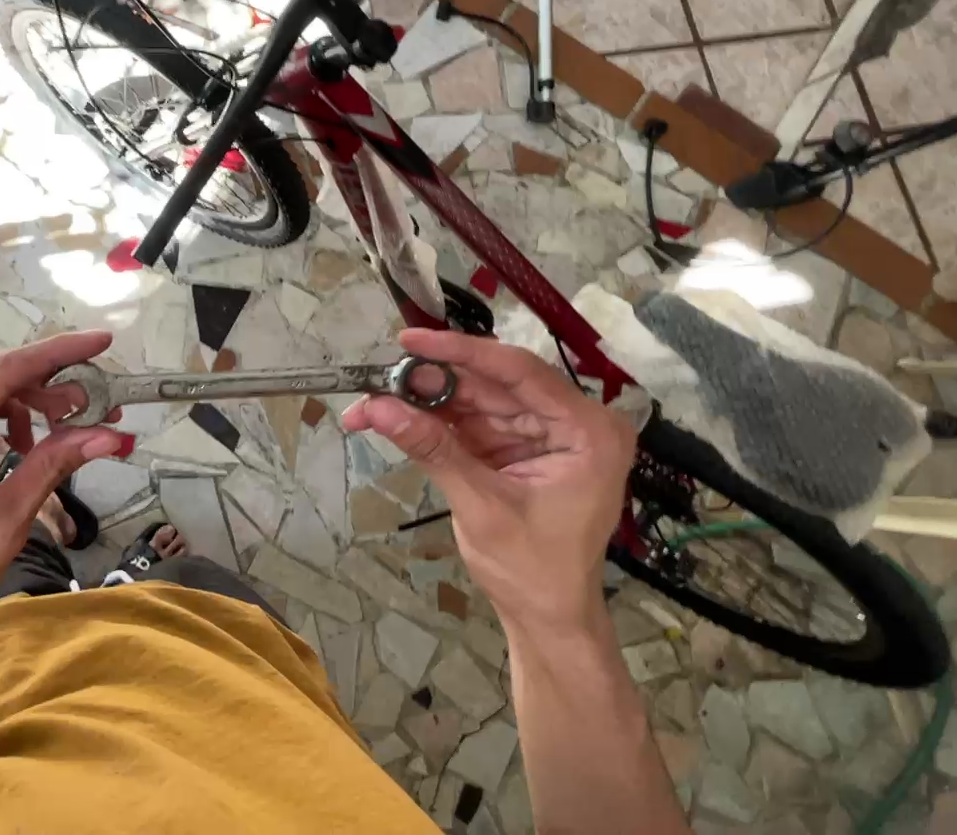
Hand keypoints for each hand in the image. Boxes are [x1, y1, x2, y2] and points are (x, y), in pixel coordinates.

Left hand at [0, 332, 125, 665]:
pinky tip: (26, 445)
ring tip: (69, 426)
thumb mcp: (5, 521)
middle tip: (100, 401)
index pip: (2, 372)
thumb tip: (111, 435)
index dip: (57, 354)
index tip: (102, 341)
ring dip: (30, 399)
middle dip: (52, 381)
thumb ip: (54, 466)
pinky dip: (5, 415)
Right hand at [341, 329, 636, 635]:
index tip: (409, 340)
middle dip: (429, 383)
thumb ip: (433, 450)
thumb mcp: (482, 506)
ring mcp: (537, 433)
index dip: (460, 352)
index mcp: (586, 431)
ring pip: (470, 399)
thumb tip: (376, 407)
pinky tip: (390, 417)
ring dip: (420, 401)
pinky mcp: (511, 446)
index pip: (519, 372)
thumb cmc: (533, 569)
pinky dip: (427, 422)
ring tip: (370, 403)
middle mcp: (566, 422)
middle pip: (489, 384)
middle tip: (376, 381)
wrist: (546, 616)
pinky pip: (465, 422)